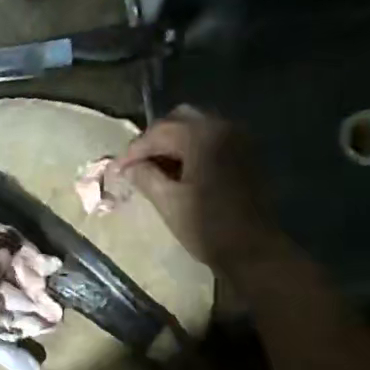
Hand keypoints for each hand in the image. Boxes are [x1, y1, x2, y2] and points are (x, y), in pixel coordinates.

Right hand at [118, 105, 287, 269]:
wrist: (253, 250)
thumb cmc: (208, 227)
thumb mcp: (168, 202)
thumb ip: (145, 177)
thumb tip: (129, 167)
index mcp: (202, 137)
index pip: (159, 131)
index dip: (134, 150)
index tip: (117, 169)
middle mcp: (223, 128)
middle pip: (179, 120)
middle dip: (154, 140)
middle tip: (136, 165)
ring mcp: (238, 140)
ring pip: (196, 128)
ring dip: (173, 144)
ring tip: (154, 169)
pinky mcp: (246, 154)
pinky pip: (212, 140)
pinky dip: (191, 149)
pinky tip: (178, 172)